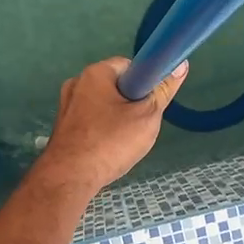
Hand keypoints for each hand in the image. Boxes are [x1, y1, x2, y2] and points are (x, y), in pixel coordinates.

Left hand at [36, 57, 188, 190]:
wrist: (69, 178)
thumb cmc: (110, 143)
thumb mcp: (146, 116)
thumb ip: (163, 91)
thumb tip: (181, 65)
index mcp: (95, 73)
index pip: (129, 65)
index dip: (145, 82)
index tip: (151, 103)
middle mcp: (76, 83)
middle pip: (114, 86)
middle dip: (131, 103)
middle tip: (141, 125)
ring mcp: (66, 106)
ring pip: (102, 106)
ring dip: (116, 120)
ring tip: (124, 142)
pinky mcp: (62, 127)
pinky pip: (90, 122)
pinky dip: (102, 132)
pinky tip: (107, 150)